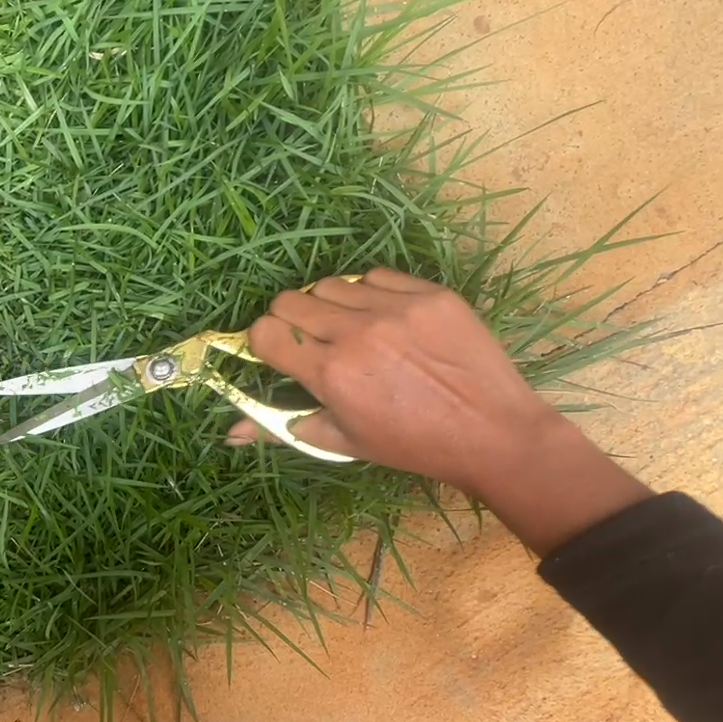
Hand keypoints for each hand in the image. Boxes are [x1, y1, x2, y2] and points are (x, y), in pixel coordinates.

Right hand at [237, 268, 649, 553]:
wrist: (493, 432)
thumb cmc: (408, 444)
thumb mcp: (339, 441)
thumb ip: (279, 429)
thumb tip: (229, 434)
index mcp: (329, 373)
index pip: (264, 332)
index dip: (263, 342)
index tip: (278, 354)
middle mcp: (356, 333)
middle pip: (288, 300)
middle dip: (288, 320)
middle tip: (310, 341)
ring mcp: (395, 309)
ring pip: (328, 284)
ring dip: (325, 304)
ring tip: (346, 327)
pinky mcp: (430, 294)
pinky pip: (375, 277)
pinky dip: (367, 294)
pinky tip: (383, 319)